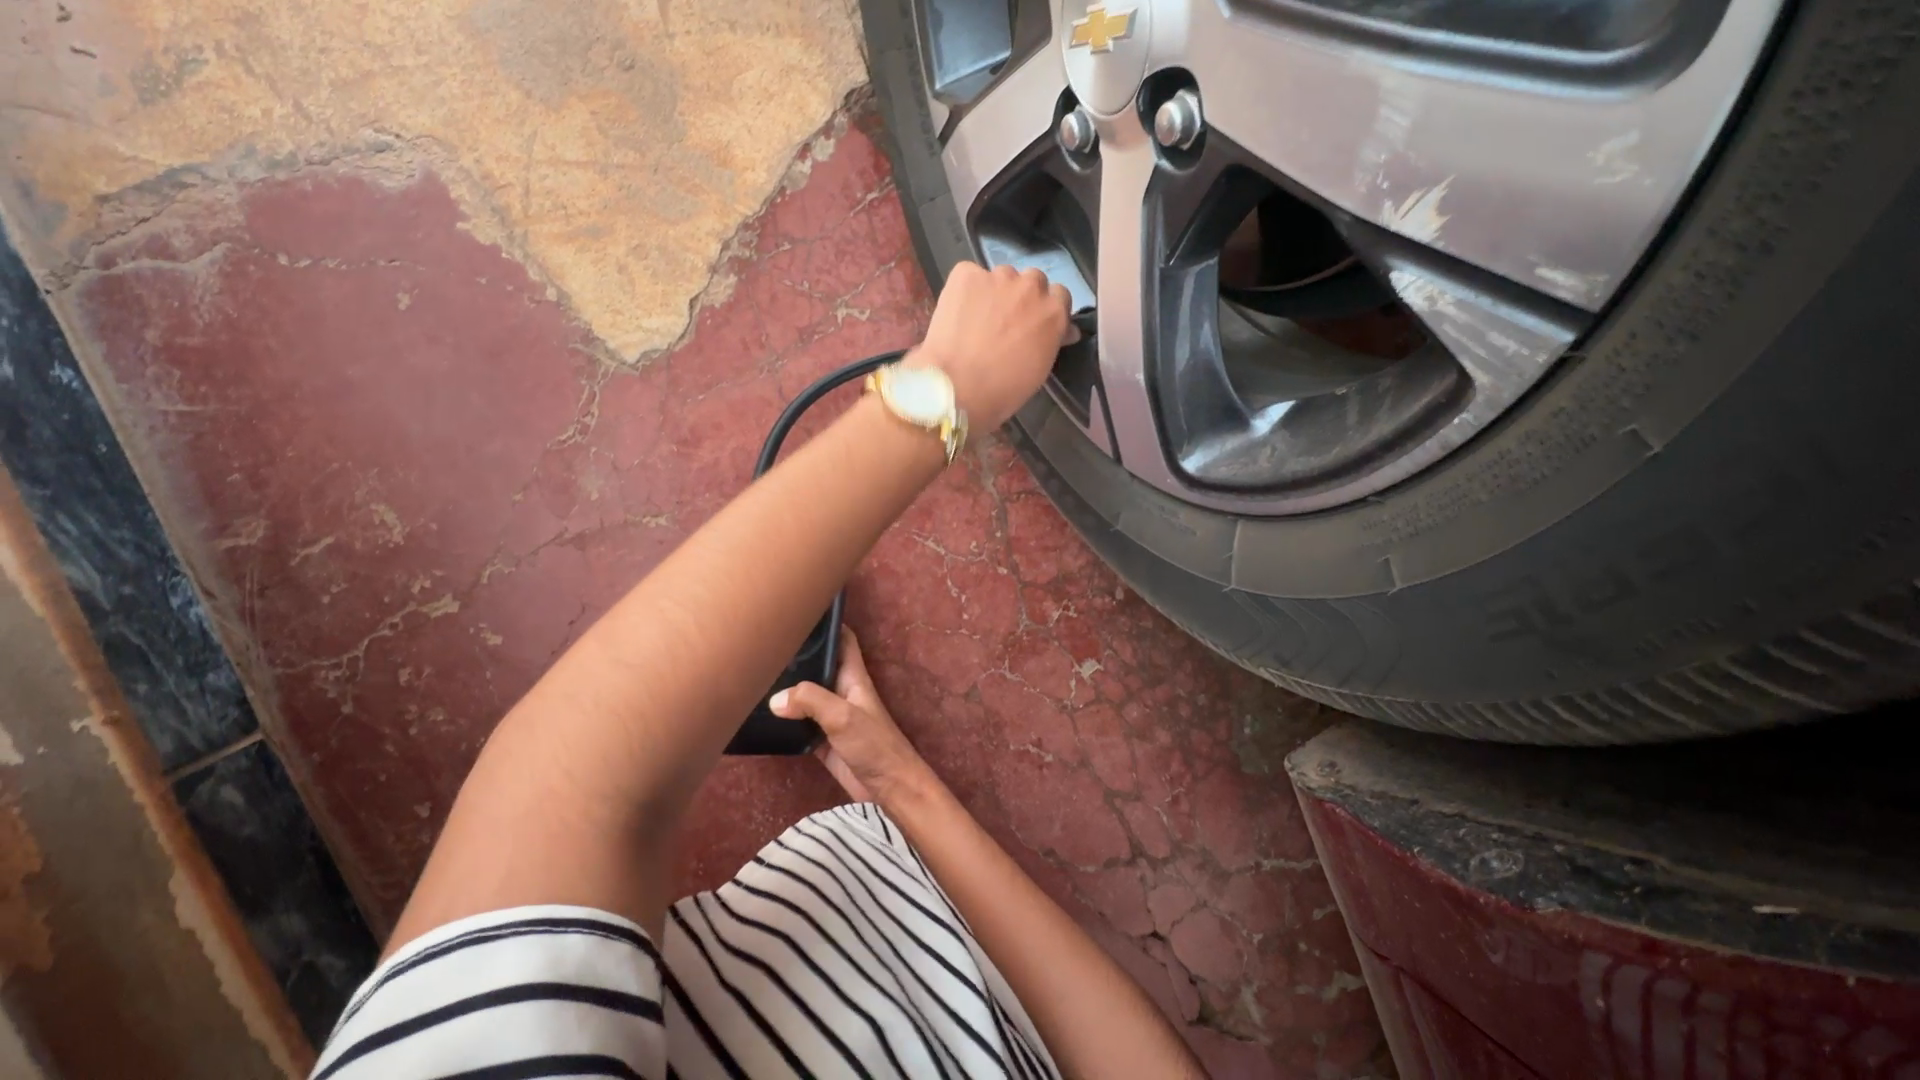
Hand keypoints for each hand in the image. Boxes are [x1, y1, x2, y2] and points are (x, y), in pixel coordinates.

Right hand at [768, 628, 935, 804]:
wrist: (888, 787)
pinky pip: (798, 722)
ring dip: (786, 687)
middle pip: (818, 665)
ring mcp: (831, 716)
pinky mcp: (821, 739)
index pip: (842, 639)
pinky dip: (782, 719)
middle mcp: (841, 691)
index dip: (826, 623)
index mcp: (853, 676)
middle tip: (763, 642)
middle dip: (797, 654)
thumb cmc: (874, 745)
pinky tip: (759, 714)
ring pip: (805, 694)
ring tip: (754, 672)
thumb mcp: (843, 716)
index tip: (798, 612)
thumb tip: (774, 699)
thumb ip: (810, 700)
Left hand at [910, 261, 1077, 430]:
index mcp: (1054, 311)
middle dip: (1022, 297)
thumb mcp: (1040, 369)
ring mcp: (998, 276)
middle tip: (1005, 321)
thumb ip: (1052, 340)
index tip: (1033, 323)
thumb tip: (1066, 330)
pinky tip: (958, 311)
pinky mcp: (966, 274)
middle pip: (1032, 281)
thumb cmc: (1002, 390)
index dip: (1044, 309)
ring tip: (977, 317)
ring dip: (995, 291)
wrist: (957, 386)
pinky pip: (970, 275)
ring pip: (1002, 276)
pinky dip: (966, 290)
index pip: (1059, 295)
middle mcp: (1031, 287)